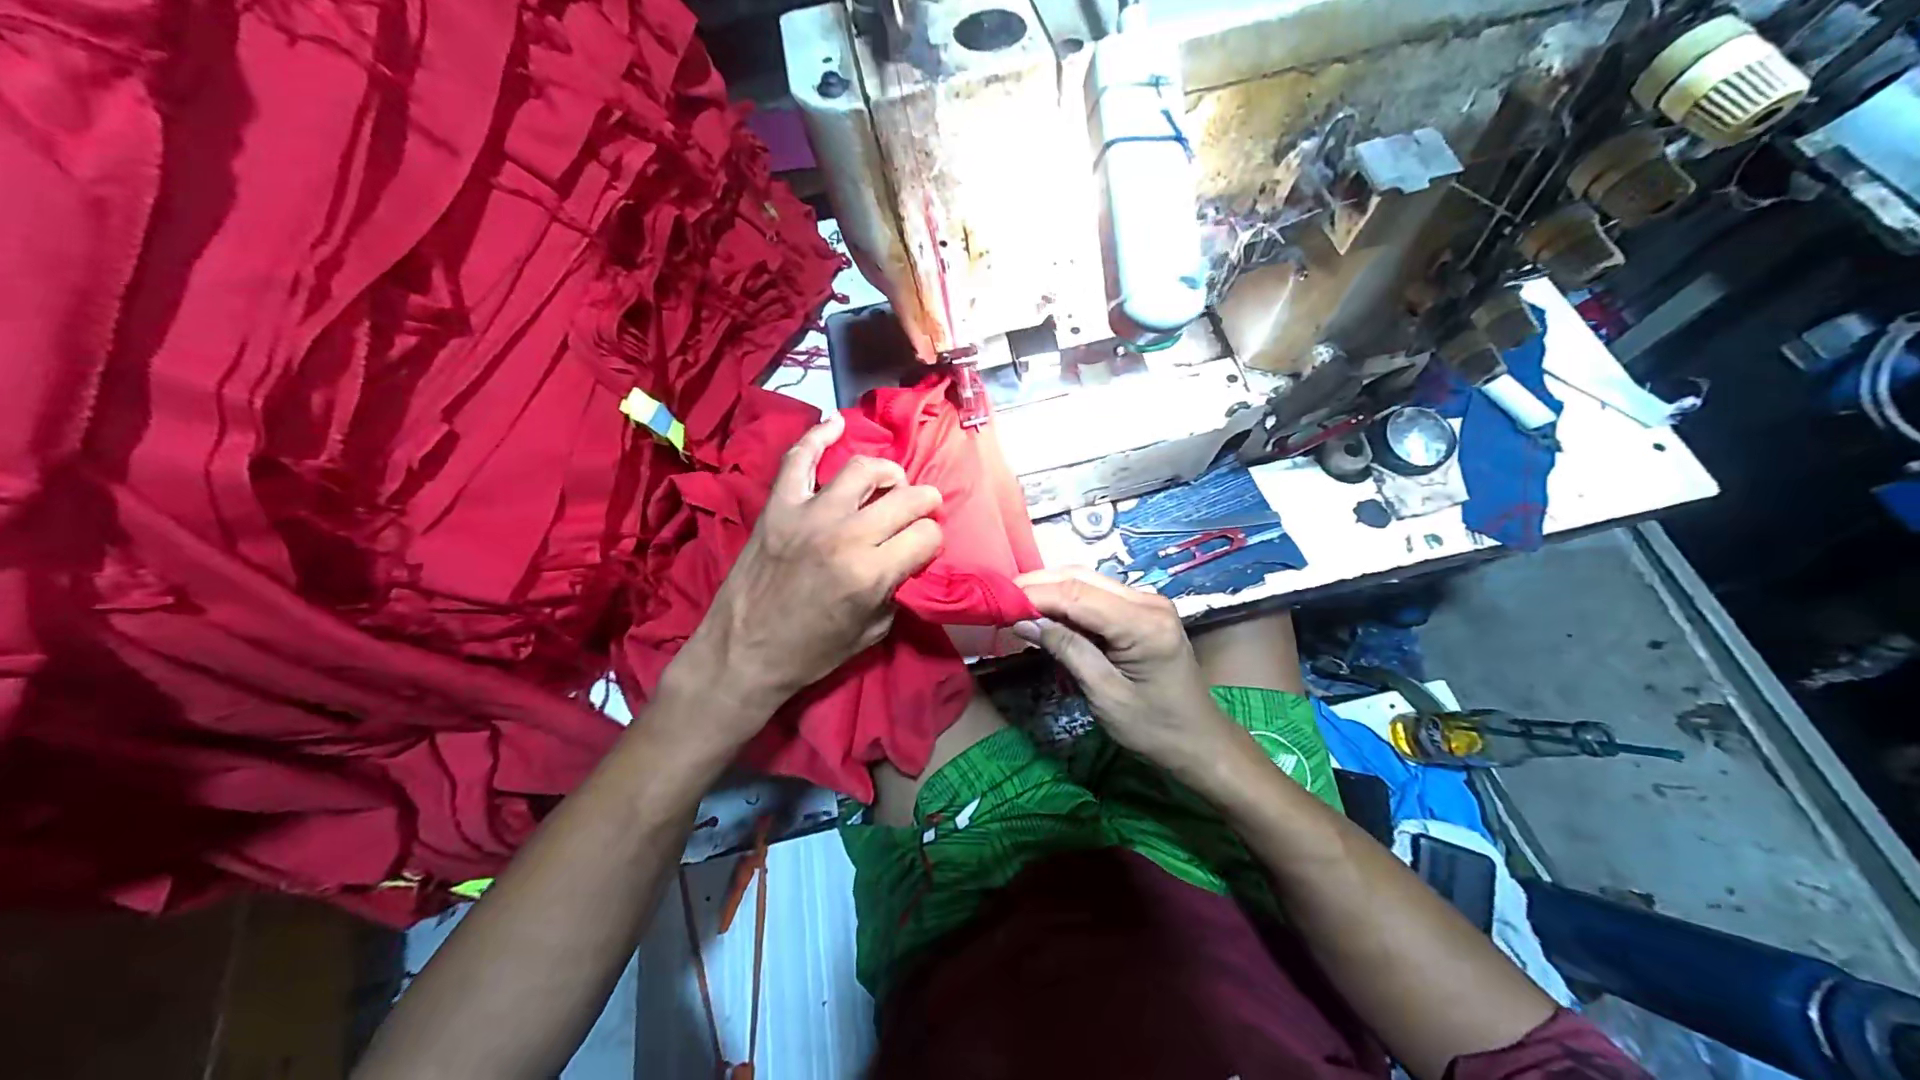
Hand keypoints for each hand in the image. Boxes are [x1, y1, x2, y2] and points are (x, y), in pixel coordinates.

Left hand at [665, 411, 943, 744]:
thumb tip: (906, 558)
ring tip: (890, 482)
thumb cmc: (811, 653)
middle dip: (925, 501)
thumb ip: (894, 588)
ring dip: (886, 472)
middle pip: (905, 498)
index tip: (924, 548)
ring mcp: (809, 515)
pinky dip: (817, 436)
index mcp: (872, 573)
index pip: (926, 535)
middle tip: (924, 508)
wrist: (744, 652)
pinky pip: (798, 459)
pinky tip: (836, 423)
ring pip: (862, 470)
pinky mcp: (778, 507)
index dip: (932, 541)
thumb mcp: (871, 631)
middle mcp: (846, 535)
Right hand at [1011, 567, 1245, 777]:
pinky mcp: (1144, 611)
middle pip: (1081, 577)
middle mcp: (1148, 601)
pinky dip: (1069, 600)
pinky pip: (1099, 595)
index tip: (999, 603)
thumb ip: (1067, 650)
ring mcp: (1149, 603)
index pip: (1076, 593)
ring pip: (1088, 581)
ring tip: (1016, 604)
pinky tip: (1046, 612)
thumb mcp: (1104, 694)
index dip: (1034, 594)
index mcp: (1143, 623)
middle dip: (1038, 585)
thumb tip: (1024, 621)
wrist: (1200, 742)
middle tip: (1001, 599)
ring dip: (1051, 590)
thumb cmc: (1154, 728)